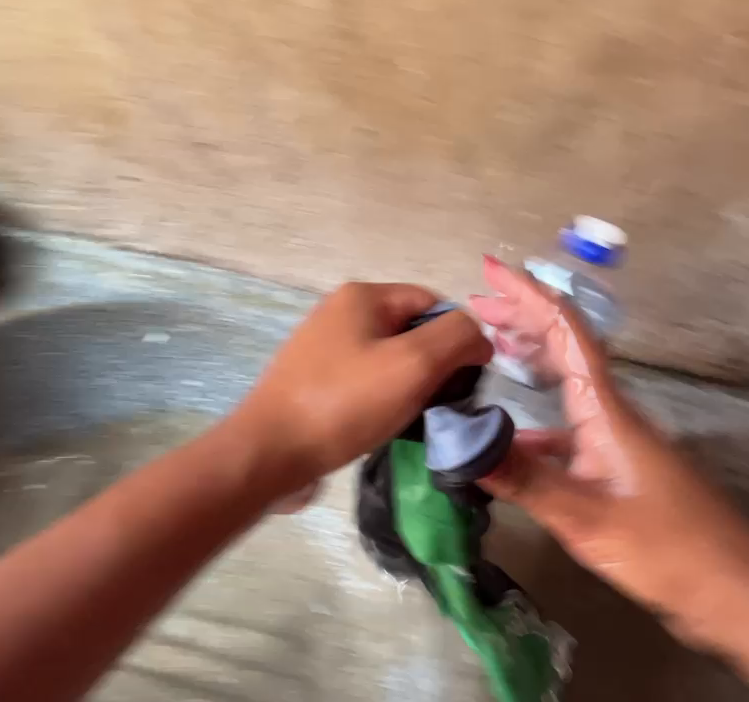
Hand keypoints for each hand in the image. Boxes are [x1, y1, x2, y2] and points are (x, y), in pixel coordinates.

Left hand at [229, 282, 490, 490]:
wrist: (270, 451)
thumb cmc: (344, 403)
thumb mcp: (413, 364)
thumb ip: (456, 338)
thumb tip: (478, 336)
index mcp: (362, 296)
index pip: (432, 302)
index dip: (459, 337)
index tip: (470, 380)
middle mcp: (339, 312)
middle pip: (410, 330)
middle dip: (435, 364)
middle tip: (444, 404)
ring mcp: (323, 347)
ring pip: (388, 358)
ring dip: (410, 386)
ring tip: (417, 420)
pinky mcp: (314, 380)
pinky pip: (364, 381)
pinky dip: (382, 400)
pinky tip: (386, 427)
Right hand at [469, 257, 748, 635]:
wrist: (744, 598)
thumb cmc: (670, 550)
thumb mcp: (586, 517)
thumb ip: (523, 478)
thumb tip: (458, 443)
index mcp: (604, 407)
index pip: (563, 330)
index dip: (527, 293)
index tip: (490, 267)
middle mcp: (611, 409)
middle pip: (564, 343)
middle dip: (521, 315)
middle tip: (477, 304)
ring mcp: (618, 437)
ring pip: (567, 378)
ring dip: (530, 354)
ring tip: (490, 346)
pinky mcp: (620, 466)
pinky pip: (571, 420)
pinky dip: (537, 413)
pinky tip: (511, 435)